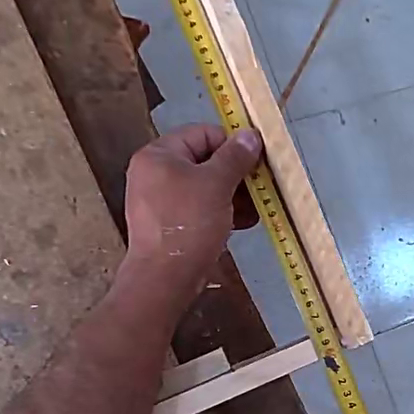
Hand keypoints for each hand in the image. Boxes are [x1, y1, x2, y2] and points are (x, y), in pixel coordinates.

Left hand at [119, 124, 261, 303]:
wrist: (164, 279)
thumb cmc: (188, 225)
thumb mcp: (217, 184)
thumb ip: (235, 157)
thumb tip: (249, 136)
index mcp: (158, 155)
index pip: (202, 134)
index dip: (232, 145)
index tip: (257, 161)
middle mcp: (153, 174)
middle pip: (203, 162)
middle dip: (235, 175)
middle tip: (261, 187)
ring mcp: (157, 202)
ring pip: (203, 188)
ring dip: (232, 196)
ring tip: (256, 210)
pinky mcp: (166, 226)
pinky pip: (196, 210)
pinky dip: (218, 213)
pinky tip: (242, 223)